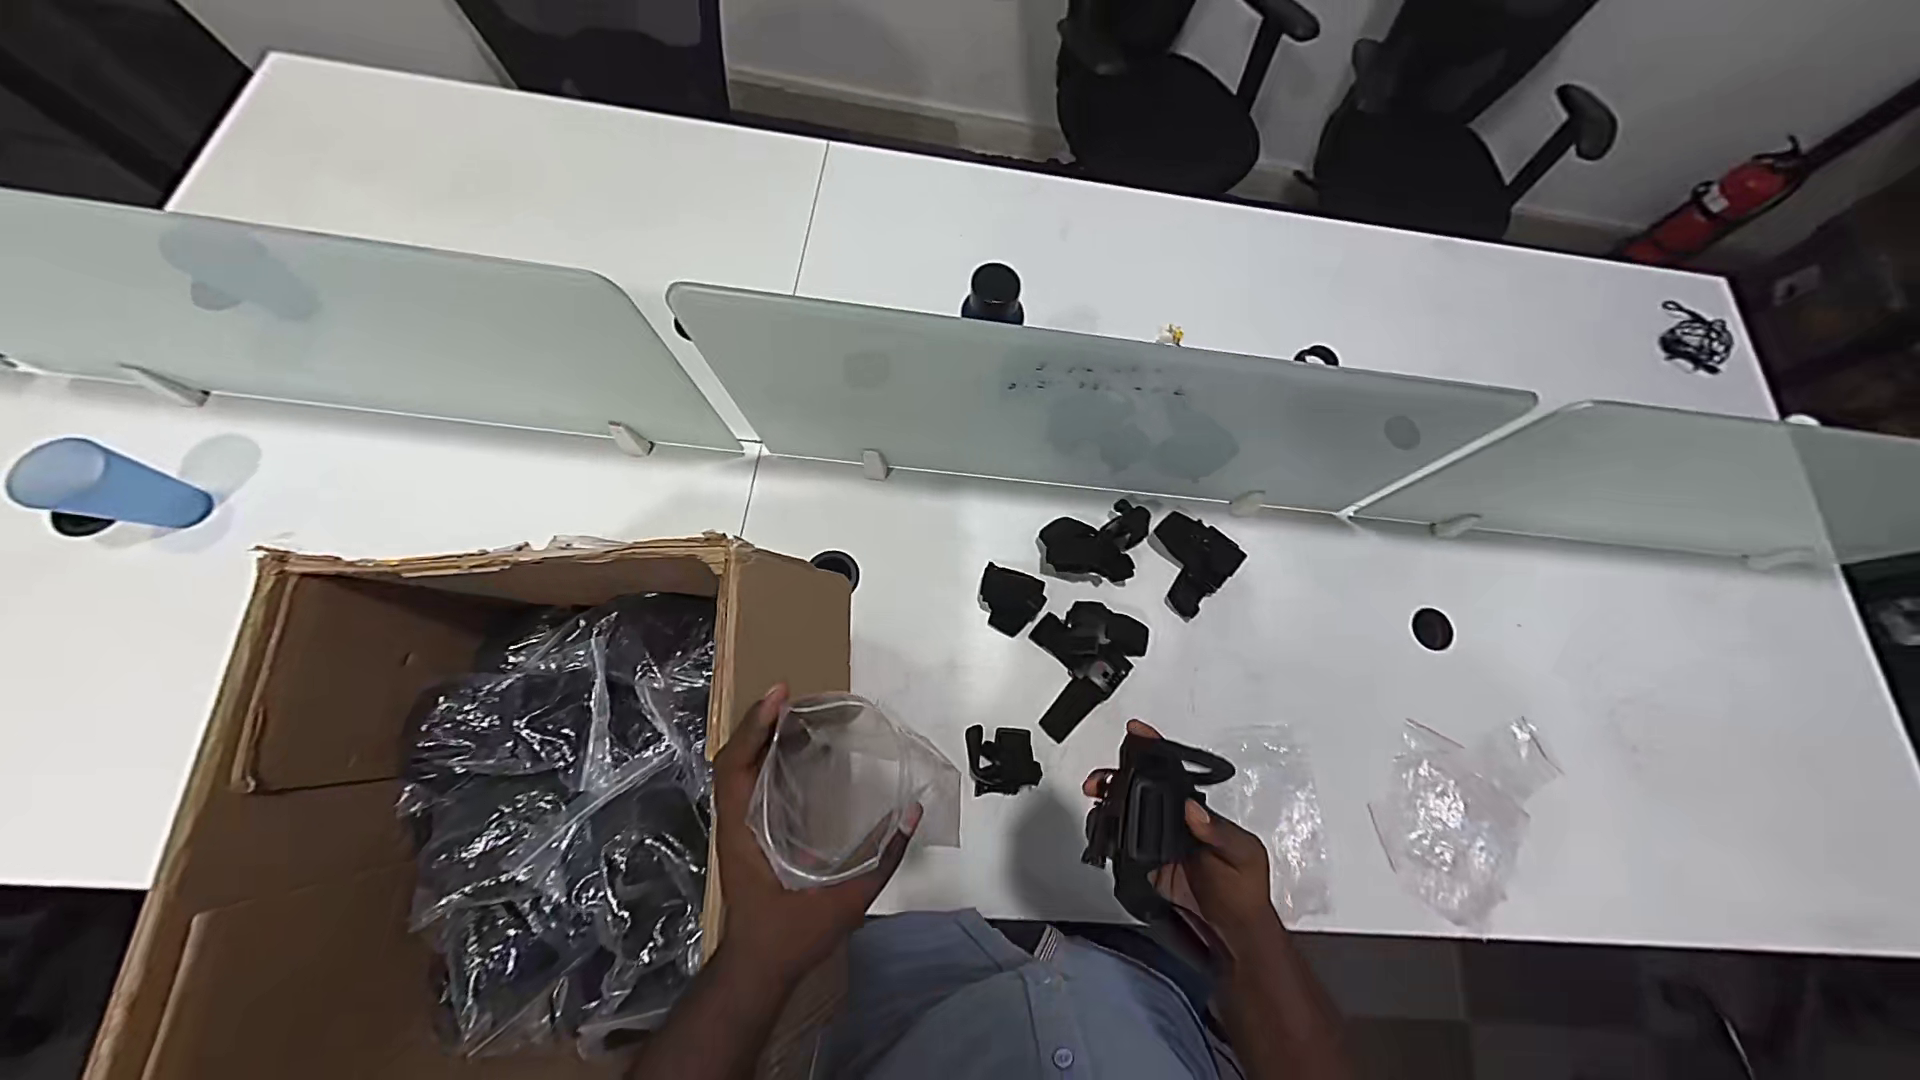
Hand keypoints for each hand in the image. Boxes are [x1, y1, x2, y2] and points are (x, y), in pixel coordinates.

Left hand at [712, 684, 920, 981]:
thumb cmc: (792, 936)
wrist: (758, 970)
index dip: (754, 727)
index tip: (779, 696)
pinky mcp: (747, 832)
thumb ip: (883, 856)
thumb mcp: (844, 900)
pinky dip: (763, 756)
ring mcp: (737, 827)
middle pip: (733, 758)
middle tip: (793, 696)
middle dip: (758, 721)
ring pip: (738, 769)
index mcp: (744, 834)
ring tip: (793, 713)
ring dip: (759, 736)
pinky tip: (792, 750)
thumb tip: (912, 811)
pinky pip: (748, 782)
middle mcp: (734, 823)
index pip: (735, 767)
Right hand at [1084, 720, 1283, 954]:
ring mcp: (1157, 839)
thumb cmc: (1245, 892)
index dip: (1153, 748)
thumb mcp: (1243, 856)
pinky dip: (1106, 828)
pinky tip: (1100, 824)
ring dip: (1108, 796)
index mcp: (1197, 810)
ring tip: (1097, 794)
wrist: (1233, 934)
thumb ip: (1219, 832)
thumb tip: (1194, 809)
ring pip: (1126, 808)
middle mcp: (1174, 819)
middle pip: (1141, 785)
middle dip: (1117, 772)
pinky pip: (1120, 838)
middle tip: (1102, 777)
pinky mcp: (1144, 860)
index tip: (1136, 732)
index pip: (1173, 772)